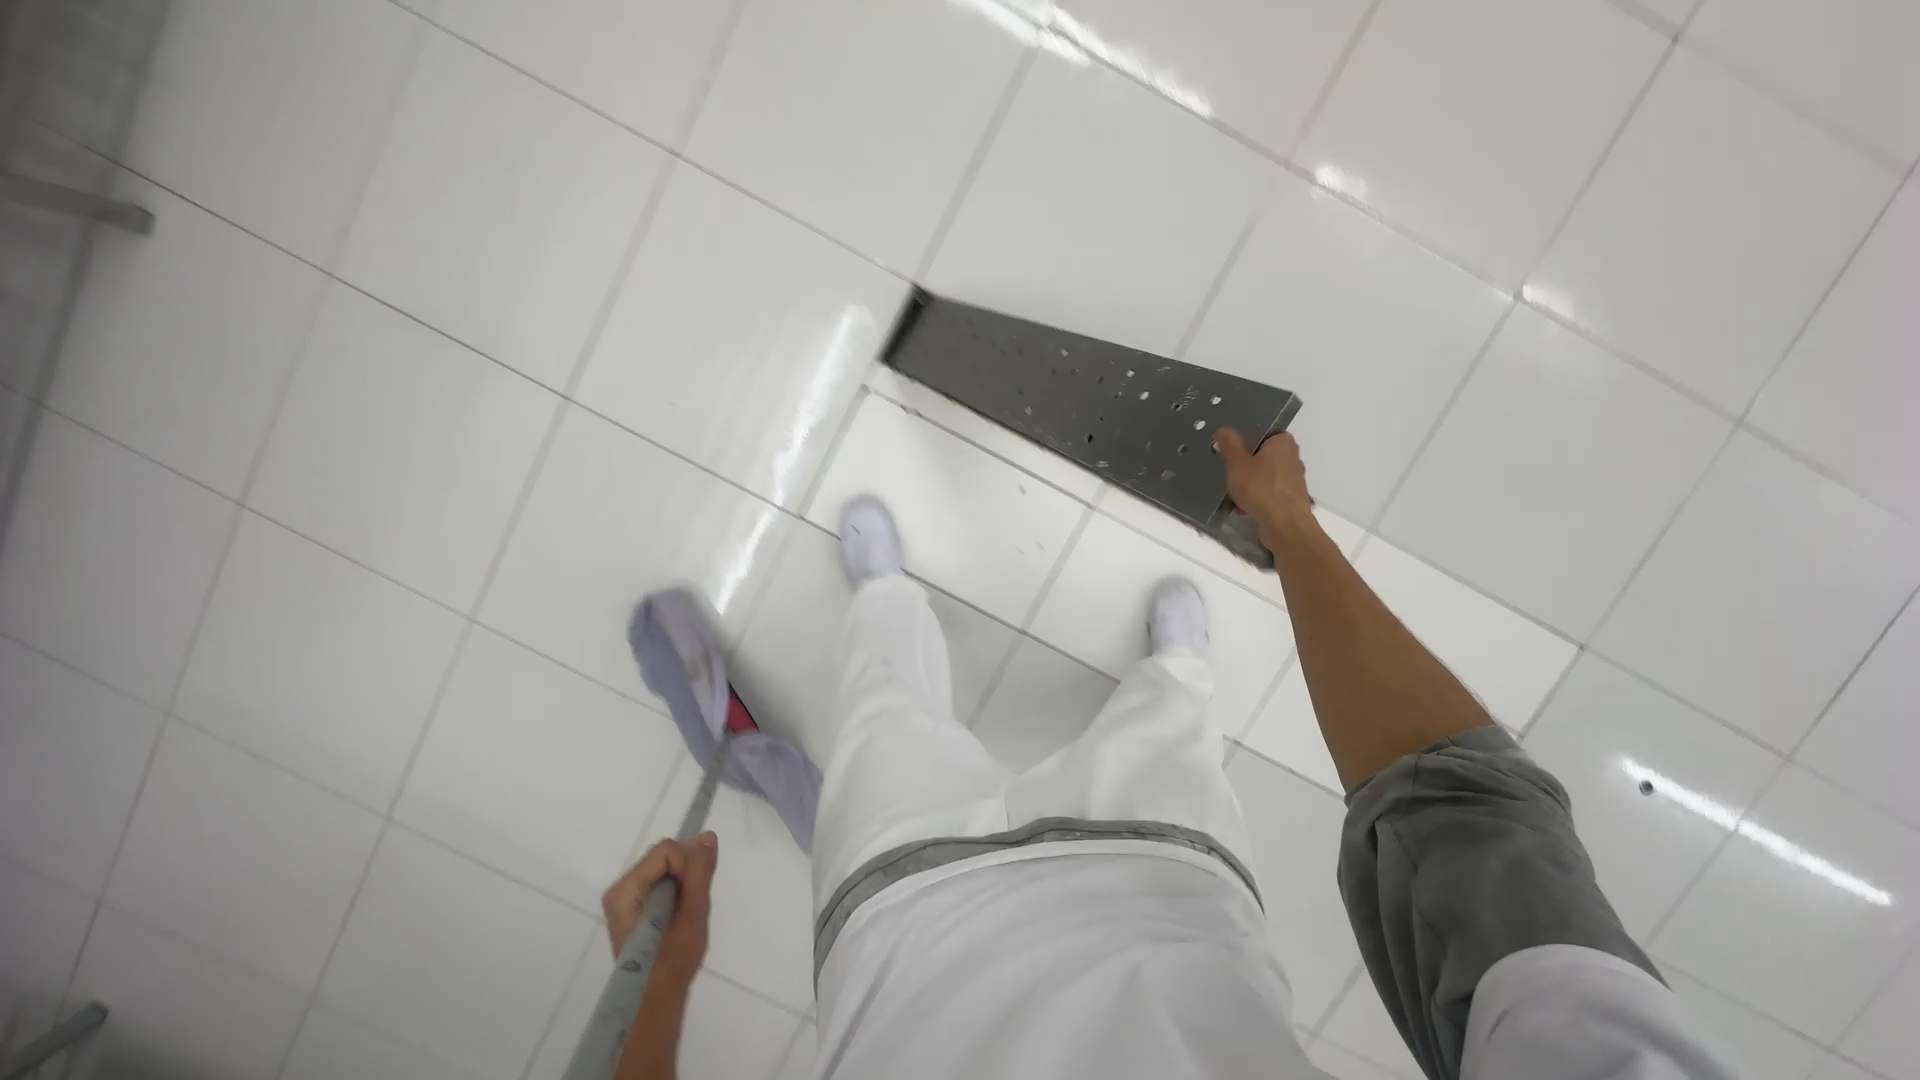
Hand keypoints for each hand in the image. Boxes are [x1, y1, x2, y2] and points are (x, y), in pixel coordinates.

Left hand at [603, 832, 717, 983]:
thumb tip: (707, 836)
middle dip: (685, 871)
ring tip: (688, 909)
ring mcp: (622, 900)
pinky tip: (679, 913)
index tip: (696, 891)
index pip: (666, 850)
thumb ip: (699, 870)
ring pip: (662, 867)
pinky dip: (674, 890)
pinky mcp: (630, 909)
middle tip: (695, 900)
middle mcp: (618, 889)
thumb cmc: (674, 958)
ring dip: (682, 881)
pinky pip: (657, 881)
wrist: (655, 1000)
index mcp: (626, 890)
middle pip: (662, 856)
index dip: (689, 863)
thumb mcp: (694, 911)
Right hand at [1215, 428, 1311, 539]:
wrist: (1283, 524)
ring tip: (1234, 495)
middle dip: (1246, 466)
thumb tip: (1225, 429)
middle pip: (1263, 457)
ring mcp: (1294, 480)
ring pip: (1265, 477)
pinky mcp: (1291, 499)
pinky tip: (1243, 508)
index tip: (1232, 452)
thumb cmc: (1260, 487)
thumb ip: (1230, 445)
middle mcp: (1292, 458)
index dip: (1247, 442)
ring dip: (1250, 485)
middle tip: (1230, 473)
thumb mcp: (1237, 463)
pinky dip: (1257, 499)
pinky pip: (1269, 494)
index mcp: (1283, 443)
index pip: (1264, 434)